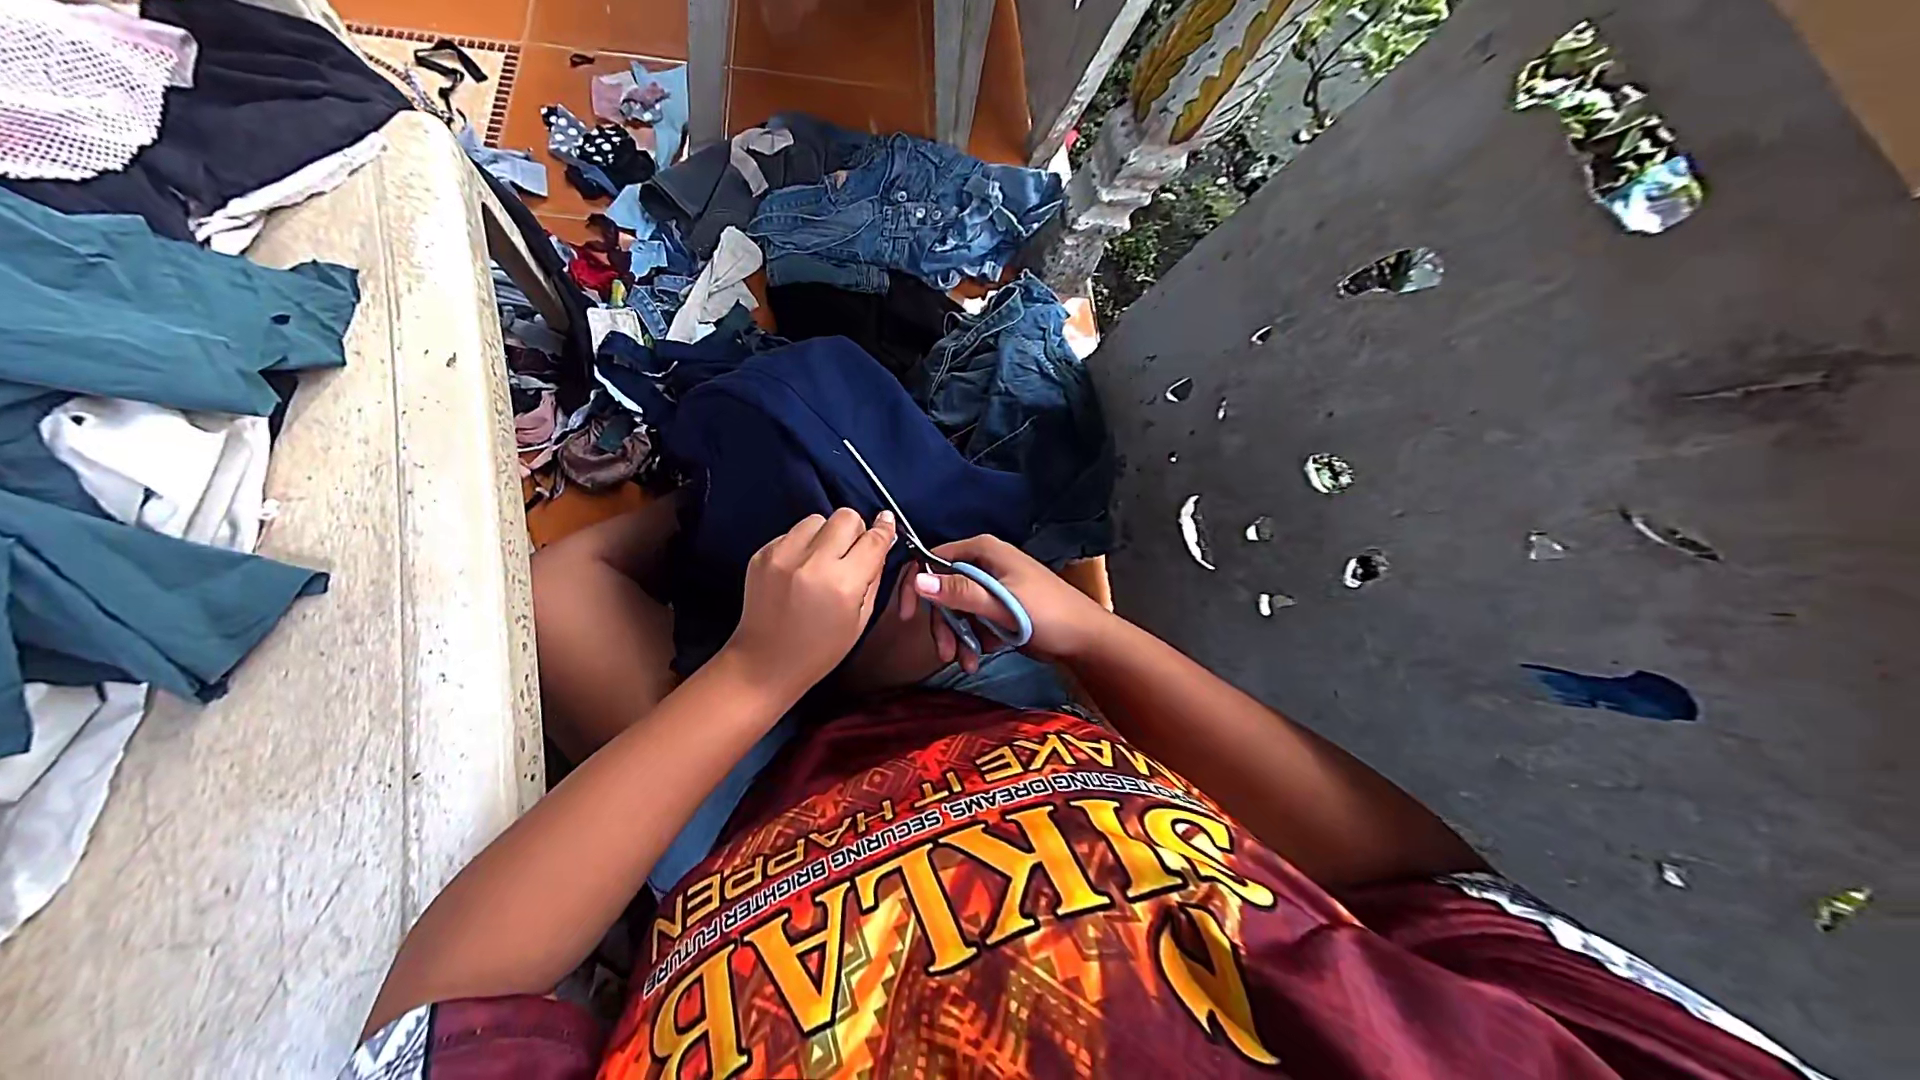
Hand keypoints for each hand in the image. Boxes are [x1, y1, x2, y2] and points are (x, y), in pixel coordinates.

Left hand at [724, 508, 896, 697]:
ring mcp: (782, 556)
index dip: (884, 530)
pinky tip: (799, 571)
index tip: (886, 523)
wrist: (764, 663)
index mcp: (842, 584)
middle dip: (855, 530)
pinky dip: (802, 546)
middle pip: (846, 517)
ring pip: (817, 519)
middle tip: (850, 552)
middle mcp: (812, 563)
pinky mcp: (762, 555)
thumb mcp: (860, 618)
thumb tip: (882, 542)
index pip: (873, 539)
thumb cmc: (819, 650)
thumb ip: (874, 576)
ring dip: (826, 535)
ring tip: (821, 562)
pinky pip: (792, 533)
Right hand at [897, 534, 1116, 669]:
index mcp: (983, 551)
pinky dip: (972, 640)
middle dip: (943, 624)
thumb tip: (917, 581)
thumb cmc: (1047, 614)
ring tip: (967, 663)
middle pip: (943, 590)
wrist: (1085, 640)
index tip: (905, 616)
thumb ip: (959, 592)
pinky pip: (973, 621)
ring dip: (957, 638)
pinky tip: (980, 657)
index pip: (932, 560)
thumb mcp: (1000, 604)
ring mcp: (991, 587)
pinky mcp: (998, 608)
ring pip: (957, 610)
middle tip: (946, 652)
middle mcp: (984, 564)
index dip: (916, 586)